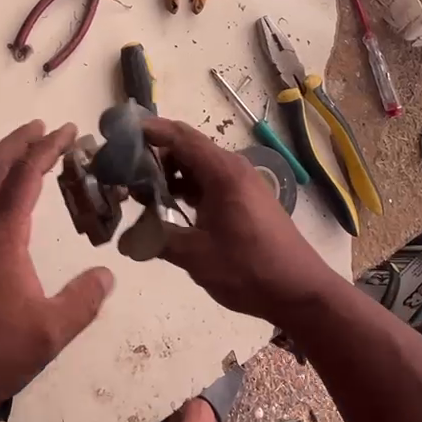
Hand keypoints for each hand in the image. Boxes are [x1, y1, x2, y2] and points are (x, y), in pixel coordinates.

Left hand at [0, 121, 115, 421]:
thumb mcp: (49, 333)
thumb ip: (83, 301)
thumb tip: (107, 274)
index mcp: (0, 238)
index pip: (25, 177)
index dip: (48, 148)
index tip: (69, 129)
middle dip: (18, 141)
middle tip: (43, 125)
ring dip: (2, 159)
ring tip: (25, 150)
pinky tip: (5, 198)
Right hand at [143, 117, 338, 322]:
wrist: (300, 290)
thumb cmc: (249, 269)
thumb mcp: (197, 257)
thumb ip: (159, 240)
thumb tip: (126, 239)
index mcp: (222, 171)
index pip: (180, 136)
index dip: (150, 131)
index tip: (121, 133)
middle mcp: (232, 167)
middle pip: (187, 147)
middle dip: (155, 154)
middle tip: (123, 167)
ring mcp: (241, 182)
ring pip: (198, 165)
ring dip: (171, 173)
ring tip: (141, 189)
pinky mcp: (245, 198)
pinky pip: (210, 180)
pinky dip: (188, 186)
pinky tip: (170, 206)